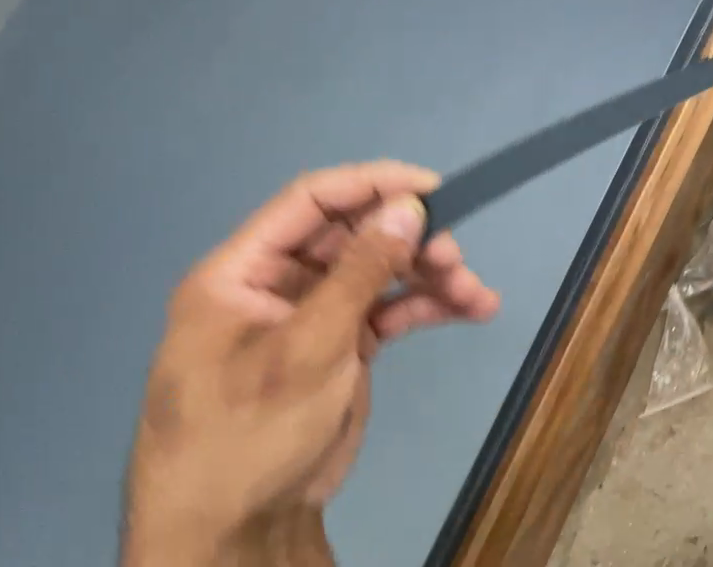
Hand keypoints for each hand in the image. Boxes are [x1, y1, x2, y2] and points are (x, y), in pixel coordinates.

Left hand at [123, 162, 500, 565]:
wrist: (237, 527)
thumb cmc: (249, 430)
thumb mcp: (308, 347)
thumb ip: (361, 271)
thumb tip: (410, 204)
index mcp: (242, 274)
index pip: (311, 202)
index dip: (373, 185)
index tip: (434, 189)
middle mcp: (278, 285)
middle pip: (359, 235)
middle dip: (414, 242)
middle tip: (455, 259)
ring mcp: (314, 314)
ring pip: (386, 269)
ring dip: (434, 275)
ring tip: (475, 294)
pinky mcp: (344, 343)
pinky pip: (395, 307)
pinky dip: (433, 305)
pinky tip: (474, 310)